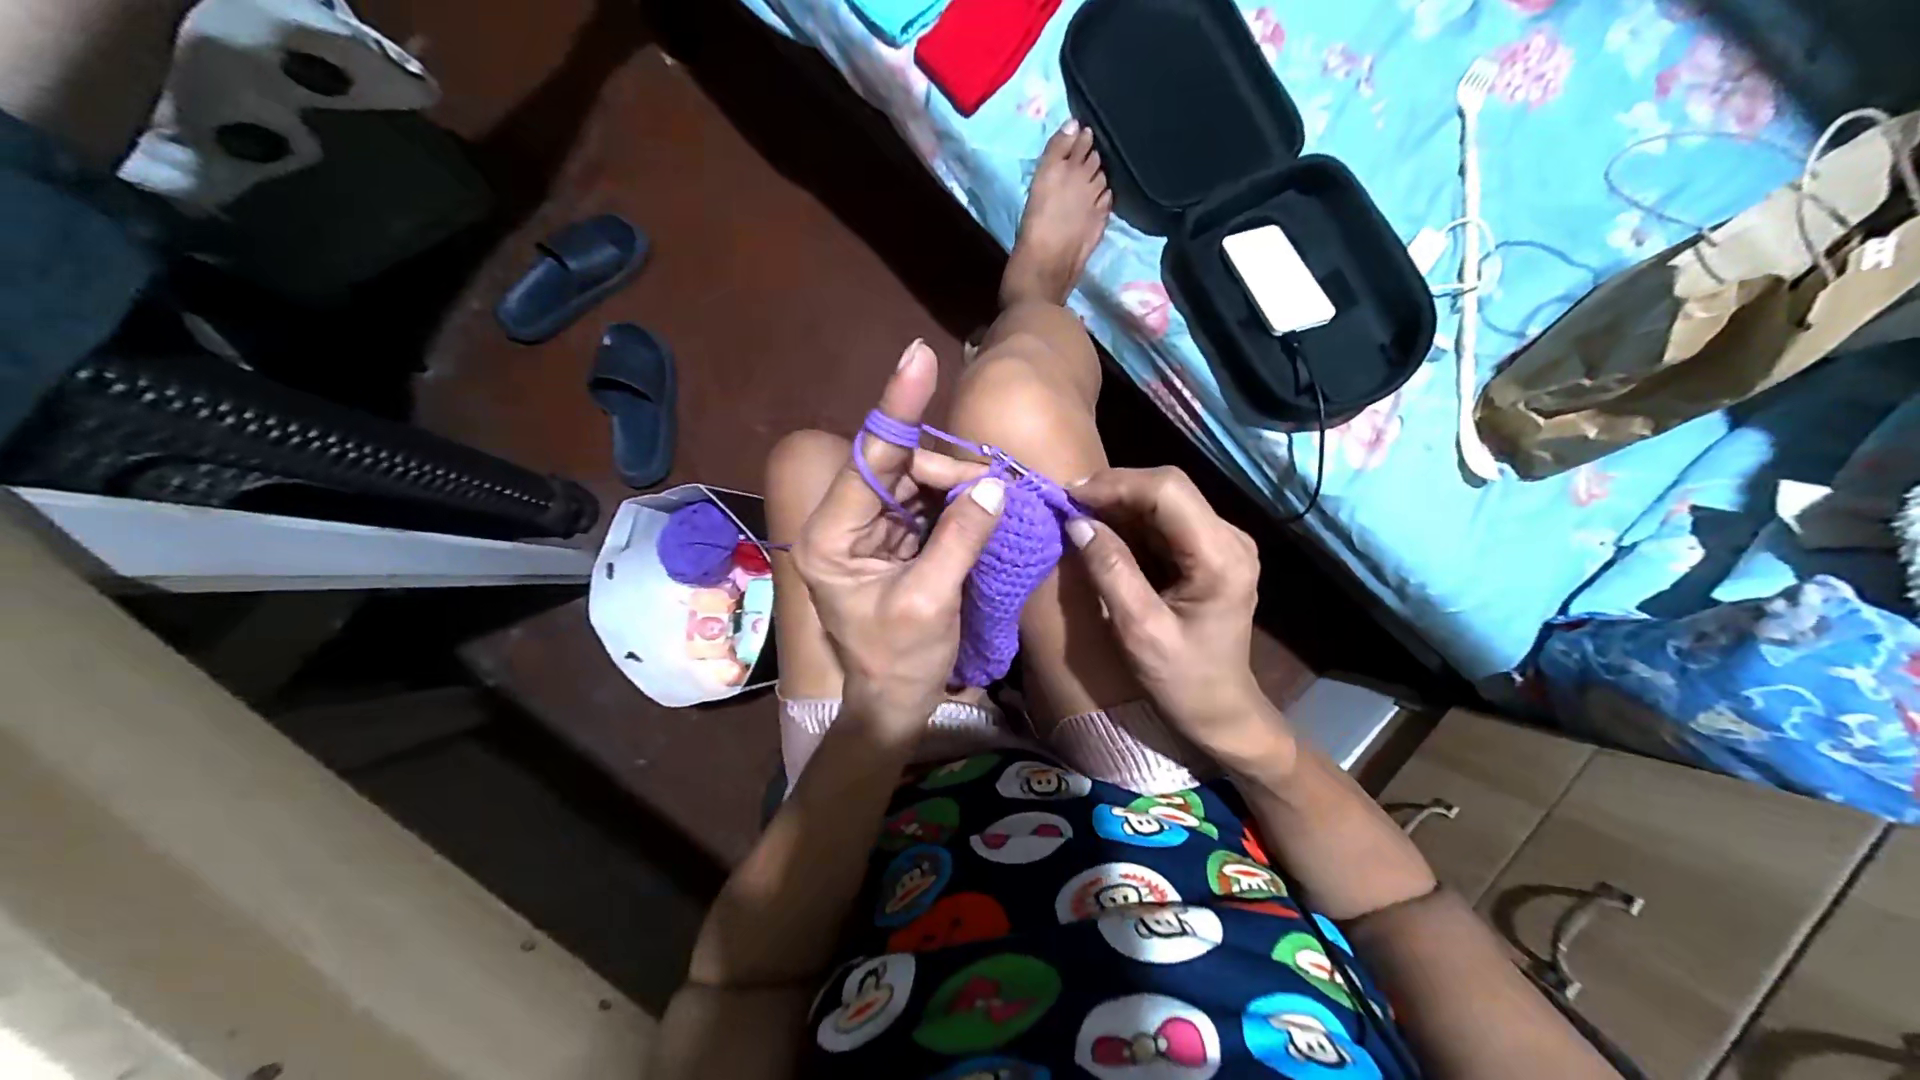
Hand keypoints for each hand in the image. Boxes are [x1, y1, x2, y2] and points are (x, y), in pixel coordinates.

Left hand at [792, 341, 1004, 727]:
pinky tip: (981, 498)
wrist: (894, 702)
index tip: (918, 358)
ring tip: (992, 493)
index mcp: (831, 537)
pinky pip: (928, 502)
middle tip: (991, 481)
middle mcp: (845, 522)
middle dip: (943, 465)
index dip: (895, 408)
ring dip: (955, 481)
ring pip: (915, 480)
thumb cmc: (900, 662)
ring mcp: (872, 528)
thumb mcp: (930, 603)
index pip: (867, 460)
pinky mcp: (897, 538)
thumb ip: (959, 540)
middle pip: (896, 465)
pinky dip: (956, 498)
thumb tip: (993, 485)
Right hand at [1066, 467, 1295, 775]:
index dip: (1116, 485)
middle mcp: (1229, 538)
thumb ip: (1111, 572)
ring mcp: (1221, 541)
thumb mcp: (1140, 631)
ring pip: (1162, 500)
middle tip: (1066, 506)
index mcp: (1221, 556)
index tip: (1069, 497)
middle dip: (1113, 490)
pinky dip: (1127, 520)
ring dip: (1117, 504)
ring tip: (1075, 516)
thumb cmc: (1183, 681)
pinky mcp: (1207, 550)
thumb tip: (1077, 522)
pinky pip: (1163, 520)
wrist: (1221, 711)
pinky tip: (1099, 530)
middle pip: (1167, 488)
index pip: (1168, 491)